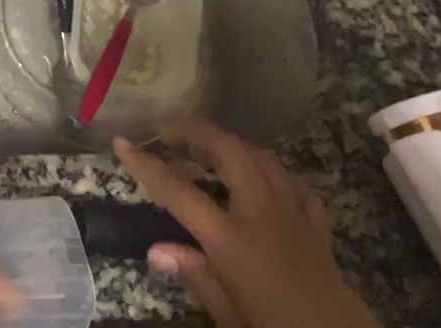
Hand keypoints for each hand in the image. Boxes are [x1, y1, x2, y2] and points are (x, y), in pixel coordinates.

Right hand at [115, 116, 379, 327]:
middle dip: (197, 131)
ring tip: (208, 148)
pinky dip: (271, 173)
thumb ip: (195, 275)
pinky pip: (293, 184)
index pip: (178, 191)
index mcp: (232, 240)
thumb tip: (155, 250)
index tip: (122, 142)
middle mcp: (262, 215)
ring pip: (262, 158)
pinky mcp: (318, 227)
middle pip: (229, 151)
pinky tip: (261, 181)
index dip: (146, 165)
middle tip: (169, 131)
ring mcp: (294, 215)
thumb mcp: (229, 315)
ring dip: (231, 145)